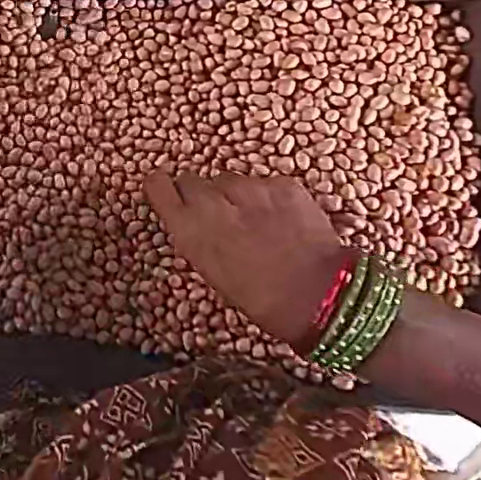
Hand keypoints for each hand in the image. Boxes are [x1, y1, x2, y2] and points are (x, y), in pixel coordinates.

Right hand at [143, 173, 349, 344]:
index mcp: (191, 231)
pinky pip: (264, 183)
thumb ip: (200, 238)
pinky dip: (268, 197)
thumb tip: (197, 221)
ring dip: (235, 194)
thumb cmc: (262, 299)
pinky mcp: (283, 184)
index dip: (163, 188)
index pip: (160, 187)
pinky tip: (280, 220)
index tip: (165, 188)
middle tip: (218, 215)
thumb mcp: (215, 273)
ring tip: (254, 221)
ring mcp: (251, 189)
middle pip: (193, 180)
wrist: (320, 295)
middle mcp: (215, 204)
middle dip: (201, 194)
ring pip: (230, 180)